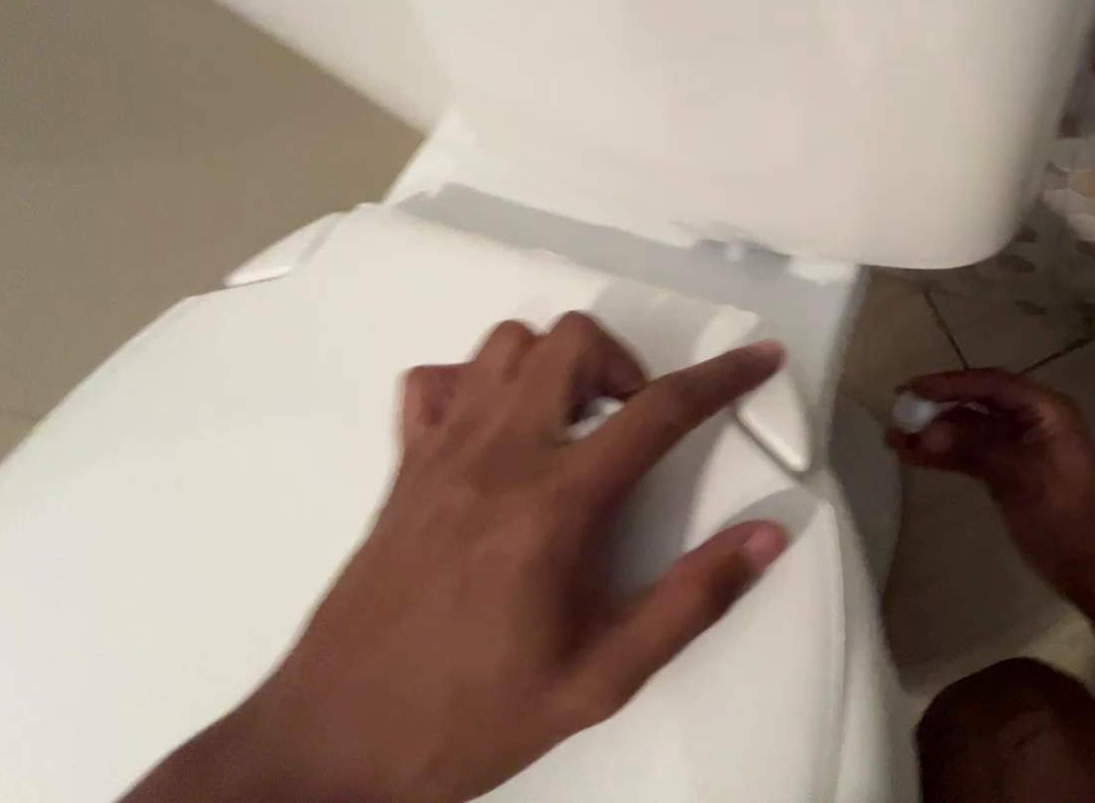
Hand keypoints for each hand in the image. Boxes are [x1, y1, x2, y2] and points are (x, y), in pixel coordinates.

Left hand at [124, 314, 788, 802]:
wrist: (325, 754)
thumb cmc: (475, 716)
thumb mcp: (605, 678)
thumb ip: (694, 600)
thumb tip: (768, 536)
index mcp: (555, 505)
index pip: (658, 410)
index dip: (724, 376)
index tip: (762, 355)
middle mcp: (497, 457)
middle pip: (573, 341)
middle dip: (627, 363)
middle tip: (636, 425)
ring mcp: (440, 454)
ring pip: (509, 344)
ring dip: (561, 366)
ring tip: (578, 425)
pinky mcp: (402, 467)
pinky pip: (442, 381)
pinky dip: (483, 384)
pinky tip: (502, 434)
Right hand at [886, 370, 1094, 596]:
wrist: (1091, 567)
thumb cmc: (1065, 515)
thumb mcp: (1020, 477)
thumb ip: (974, 448)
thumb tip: (926, 432)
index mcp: (1046, 410)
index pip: (992, 384)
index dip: (951, 383)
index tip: (914, 389)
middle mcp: (1032, 420)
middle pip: (978, 403)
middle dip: (938, 407)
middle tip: (899, 410)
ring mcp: (1019, 446)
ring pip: (970, 430)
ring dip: (935, 433)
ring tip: (895, 439)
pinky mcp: (1008, 471)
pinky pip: (971, 454)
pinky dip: (945, 455)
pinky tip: (914, 458)